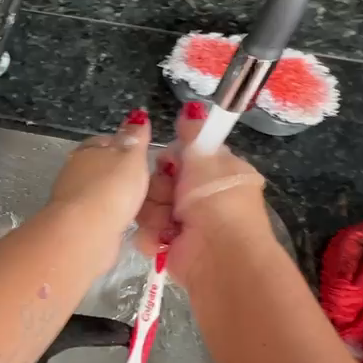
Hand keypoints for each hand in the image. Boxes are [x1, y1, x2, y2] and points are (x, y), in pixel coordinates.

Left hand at [48, 108, 152, 229]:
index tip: (140, 154)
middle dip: (120, 173)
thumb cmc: (111, 187)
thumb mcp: (130, 156)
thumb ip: (134, 138)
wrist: (85, 230)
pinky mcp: (78, 221)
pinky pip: (100, 213)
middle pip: (101, 167)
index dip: (123, 146)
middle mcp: (75, 171)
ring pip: (100, 191)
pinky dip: (111, 214)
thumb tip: (136, 115)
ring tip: (141, 202)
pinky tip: (126, 219)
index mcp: (87, 150)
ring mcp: (74, 197)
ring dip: (115, 195)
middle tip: (146, 181)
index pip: (105, 141)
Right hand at [134, 102, 270, 283]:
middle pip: (158, 181)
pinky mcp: (167, 244)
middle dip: (158, 188)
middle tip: (170, 195)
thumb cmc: (217, 201)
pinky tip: (164, 238)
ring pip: (147, 205)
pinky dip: (152, 235)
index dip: (171, 159)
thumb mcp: (206, 159)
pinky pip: (144, 230)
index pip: (182, 157)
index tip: (168, 164)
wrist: (218, 254)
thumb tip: (191, 109)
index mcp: (215, 173)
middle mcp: (199, 197)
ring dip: (154, 213)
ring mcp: (182, 221)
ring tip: (169, 222)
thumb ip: (193, 135)